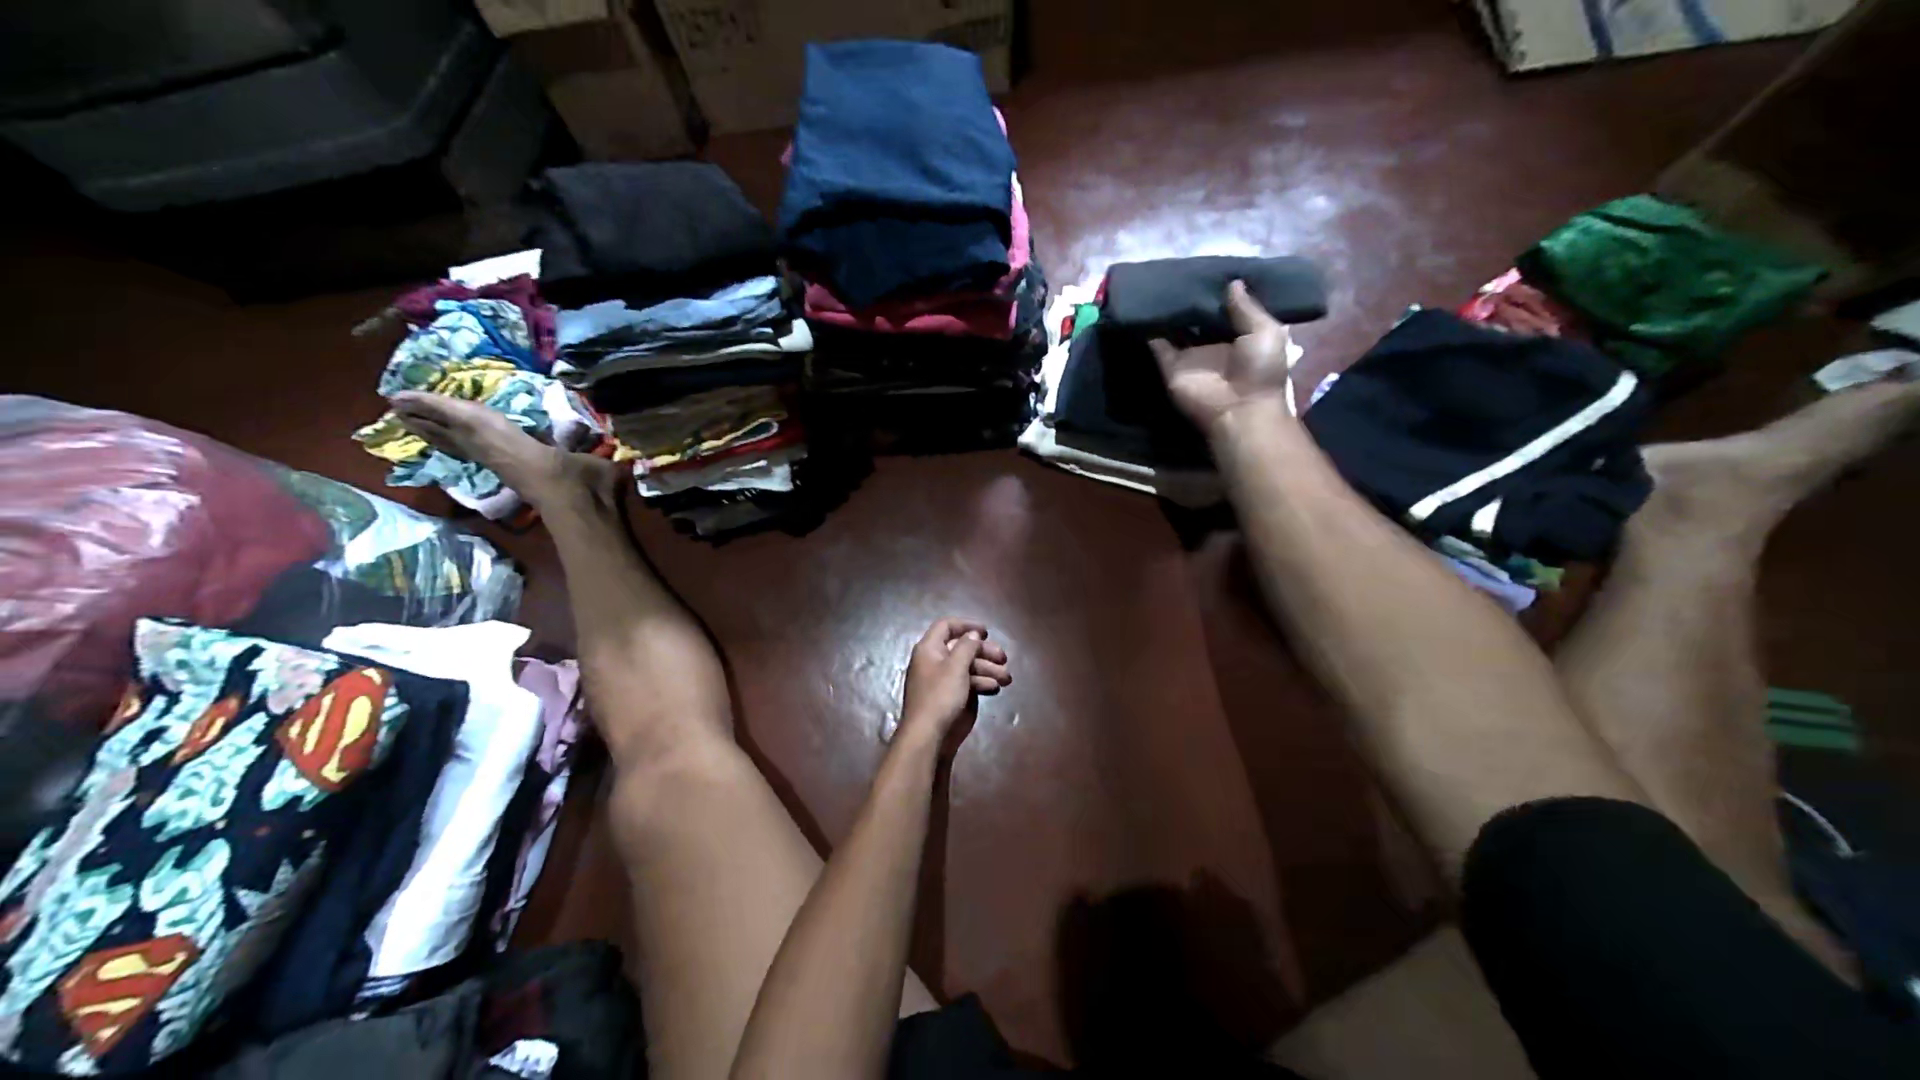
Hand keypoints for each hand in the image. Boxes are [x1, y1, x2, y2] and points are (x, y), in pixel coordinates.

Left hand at [899, 618, 1010, 742]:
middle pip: (962, 647)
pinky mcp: (951, 696)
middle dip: (984, 651)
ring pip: (968, 666)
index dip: (966, 625)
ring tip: (1006, 678)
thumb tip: (973, 634)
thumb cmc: (940, 696)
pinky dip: (982, 683)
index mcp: (929, 649)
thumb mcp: (955, 667)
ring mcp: (944, 680)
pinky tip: (994, 689)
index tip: (987, 632)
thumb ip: (966, 647)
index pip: (946, 627)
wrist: (929, 735)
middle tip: (1003, 658)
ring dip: (988, 669)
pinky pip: (968, 683)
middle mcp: (935, 661)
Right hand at [1149, 280, 1295, 433]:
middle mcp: (1212, 344)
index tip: (1209, 269)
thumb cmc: (1260, 370)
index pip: (1226, 310)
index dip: (1219, 292)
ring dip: (1168, 310)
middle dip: (1190, 298)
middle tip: (1180, 270)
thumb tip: (1233, 282)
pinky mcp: (1170, 366)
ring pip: (1175, 327)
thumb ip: (1247, 307)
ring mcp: (1189, 355)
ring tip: (1159, 282)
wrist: (1239, 409)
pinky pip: (1157, 344)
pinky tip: (1144, 307)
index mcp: (1239, 336)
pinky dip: (1150, 329)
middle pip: (1198, 317)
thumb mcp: (1266, 332)